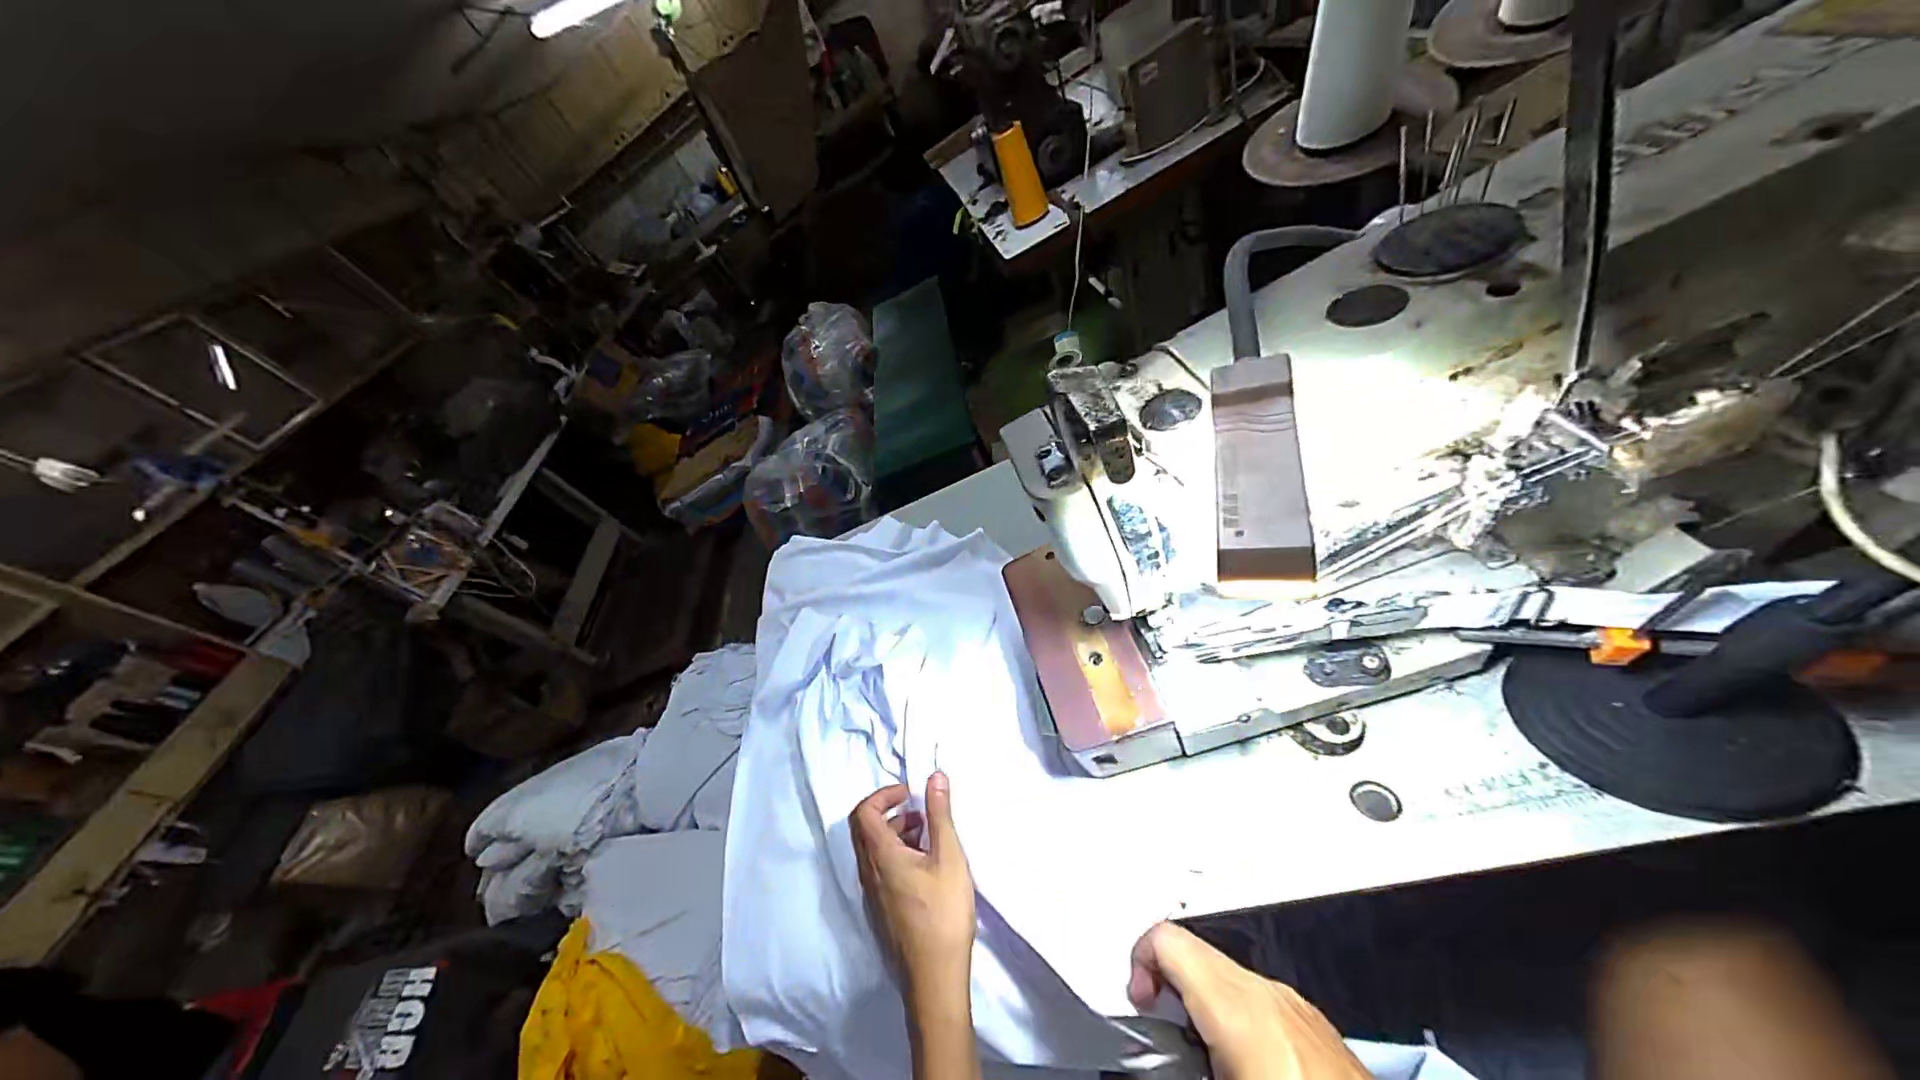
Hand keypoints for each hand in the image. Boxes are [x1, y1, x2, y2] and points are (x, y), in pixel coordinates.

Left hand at [851, 772, 976, 1005]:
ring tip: (929, 835)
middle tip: (919, 810)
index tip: (910, 793)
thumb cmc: (943, 913)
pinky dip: (897, 853)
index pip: (864, 812)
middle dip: (890, 811)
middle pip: (864, 829)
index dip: (884, 794)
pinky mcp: (882, 910)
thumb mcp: (949, 856)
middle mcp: (868, 873)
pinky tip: (926, 864)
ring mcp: (872, 894)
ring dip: (895, 832)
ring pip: (872, 850)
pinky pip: (879, 869)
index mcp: (880, 857)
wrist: (934, 977)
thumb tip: (935, 777)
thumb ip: (940, 814)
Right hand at [1129, 921, 1370, 1079]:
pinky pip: (1254, 993)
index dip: (1139, 960)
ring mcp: (1294, 1005)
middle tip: (1159, 1025)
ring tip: (1196, 1049)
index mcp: (1238, 1010)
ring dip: (1197, 994)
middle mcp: (1267, 994)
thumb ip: (1178, 1060)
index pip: (1167, 940)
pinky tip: (1236, 1057)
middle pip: (1192, 949)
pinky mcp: (1312, 1022)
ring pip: (1223, 970)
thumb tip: (1152, 1057)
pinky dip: (1229, 1008)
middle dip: (1164, 979)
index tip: (1139, 1000)